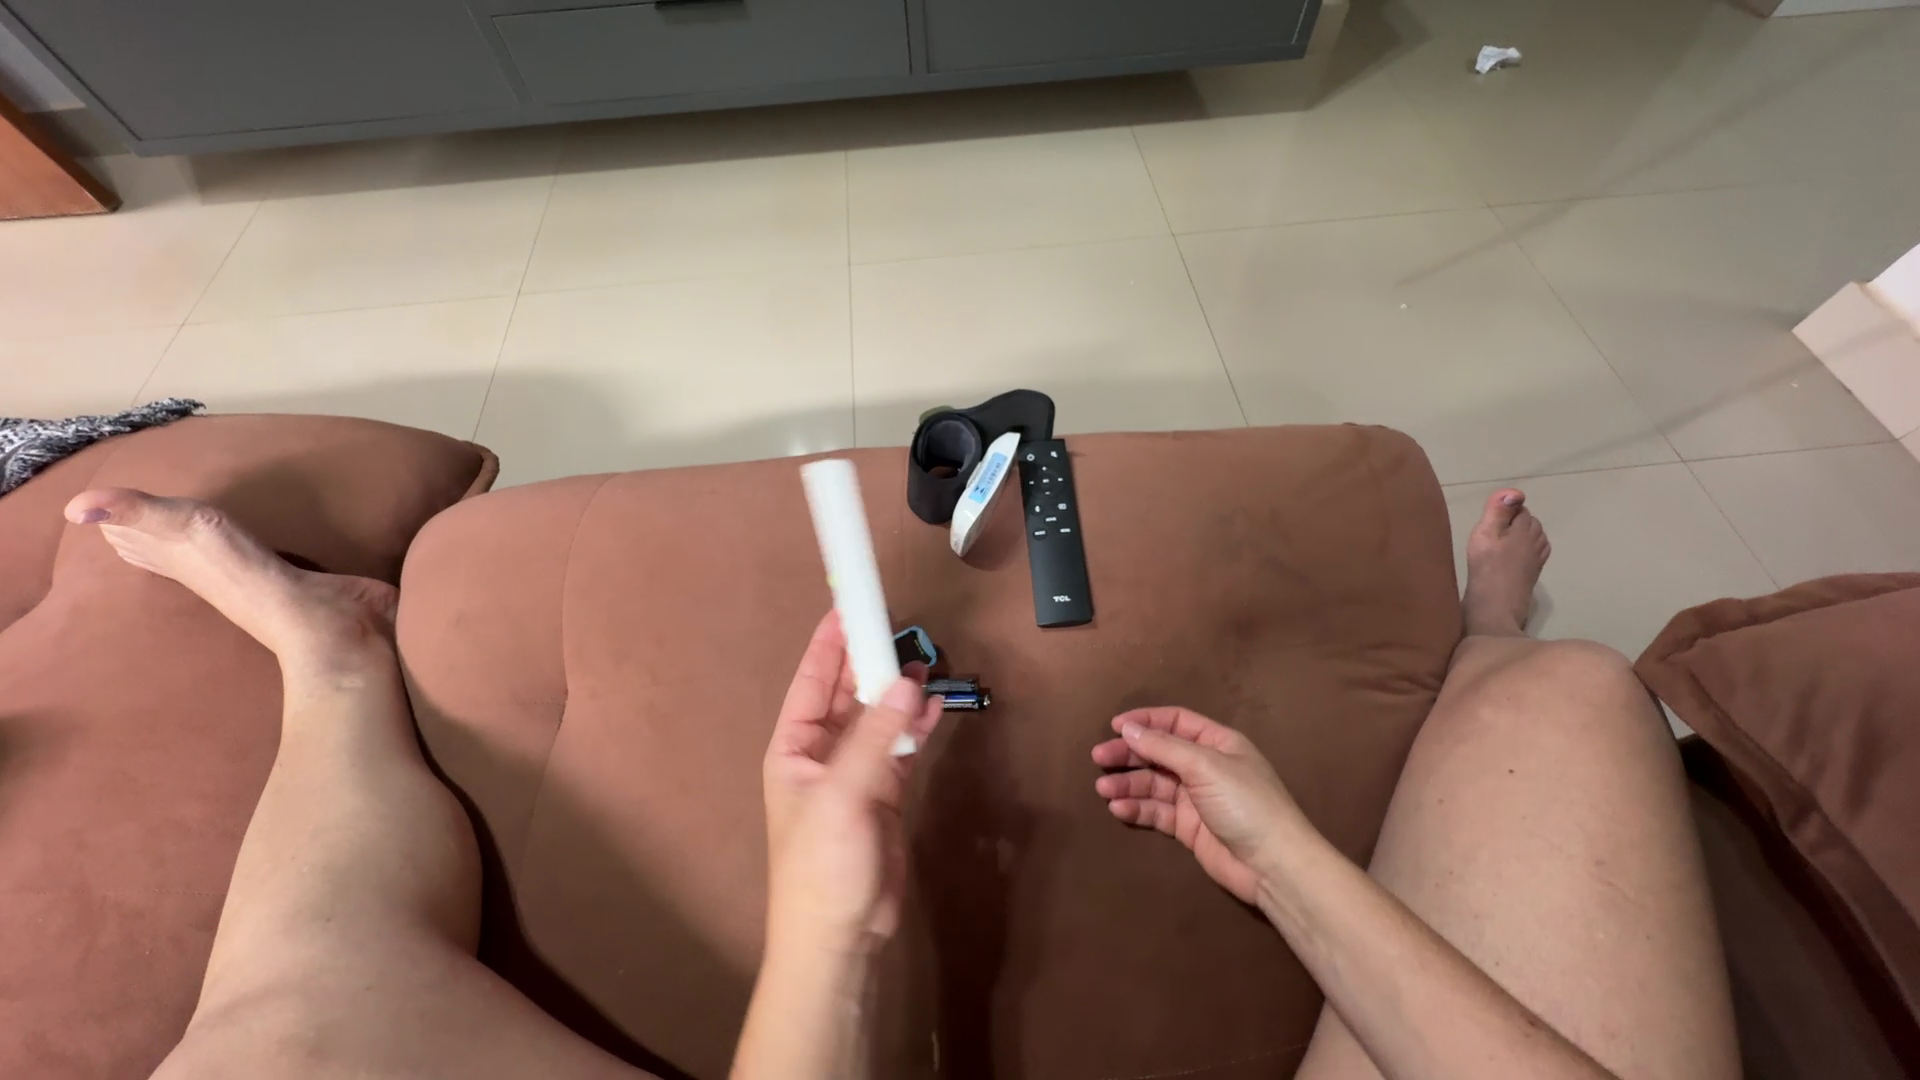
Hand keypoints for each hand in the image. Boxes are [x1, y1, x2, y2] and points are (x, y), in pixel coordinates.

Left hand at [763, 613, 942, 951]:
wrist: (840, 936)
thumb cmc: (821, 864)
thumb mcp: (843, 795)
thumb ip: (877, 737)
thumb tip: (910, 682)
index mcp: (794, 747)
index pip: (813, 681)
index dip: (830, 643)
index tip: (850, 605)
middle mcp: (823, 751)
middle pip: (849, 693)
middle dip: (870, 660)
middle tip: (899, 625)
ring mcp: (856, 771)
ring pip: (880, 716)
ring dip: (899, 690)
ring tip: (925, 659)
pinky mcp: (886, 791)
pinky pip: (903, 745)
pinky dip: (919, 724)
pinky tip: (937, 703)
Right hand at [1091, 707, 1306, 904]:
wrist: (1274, 865)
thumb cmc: (1245, 803)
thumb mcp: (1205, 766)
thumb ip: (1164, 747)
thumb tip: (1128, 729)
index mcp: (1217, 743)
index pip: (1175, 722)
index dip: (1145, 721)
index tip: (1114, 726)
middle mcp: (1205, 767)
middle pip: (1159, 753)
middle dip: (1129, 754)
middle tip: (1099, 758)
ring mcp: (1196, 799)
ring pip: (1154, 784)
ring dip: (1128, 784)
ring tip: (1103, 790)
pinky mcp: (1189, 828)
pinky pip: (1157, 812)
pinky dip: (1137, 808)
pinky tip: (1119, 809)